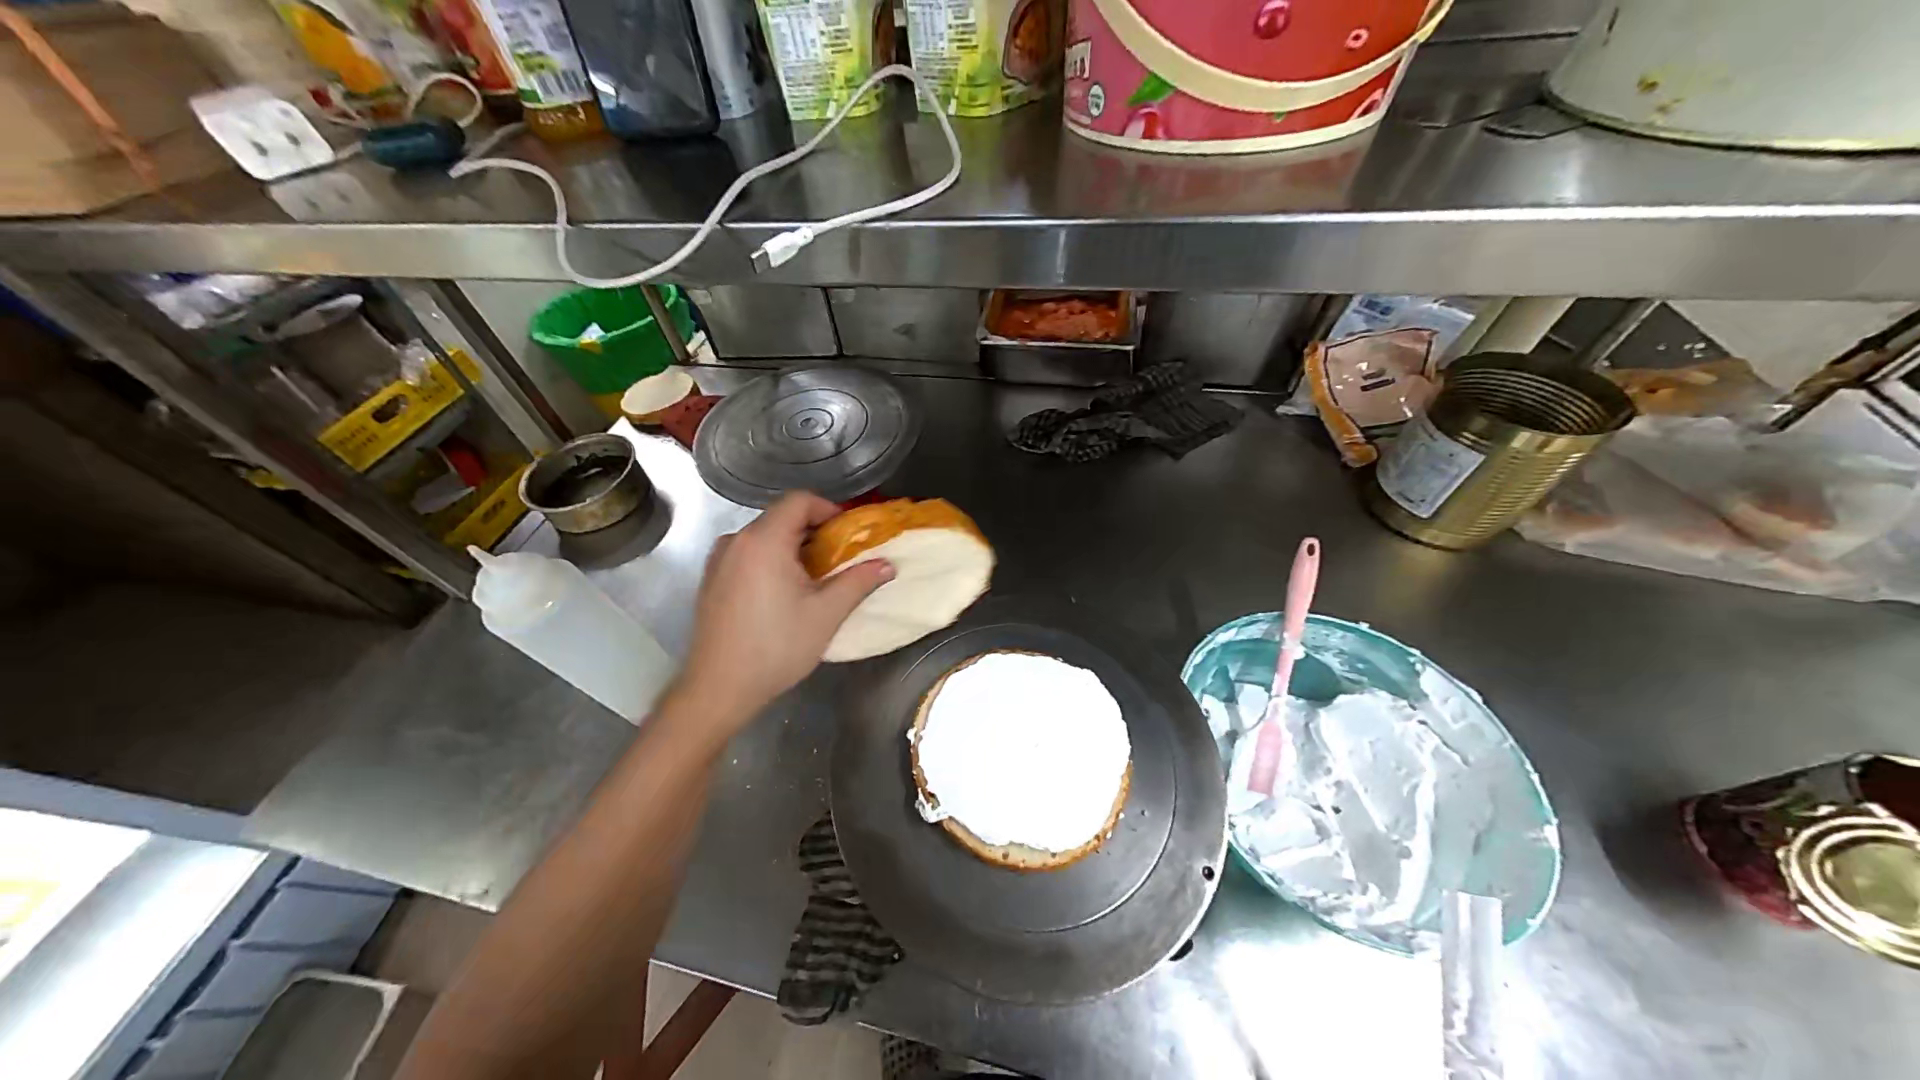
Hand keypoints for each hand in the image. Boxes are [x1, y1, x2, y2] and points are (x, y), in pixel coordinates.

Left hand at [672, 492, 893, 731]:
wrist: (719, 688)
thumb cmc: (776, 648)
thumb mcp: (826, 614)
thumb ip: (858, 582)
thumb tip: (888, 565)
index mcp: (764, 540)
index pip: (800, 500)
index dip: (829, 510)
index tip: (849, 535)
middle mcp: (736, 541)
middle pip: (782, 517)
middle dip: (815, 533)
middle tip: (840, 560)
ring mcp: (719, 560)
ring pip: (764, 537)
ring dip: (794, 548)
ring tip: (816, 580)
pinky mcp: (711, 580)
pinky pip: (748, 555)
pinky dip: (771, 562)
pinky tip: (784, 594)